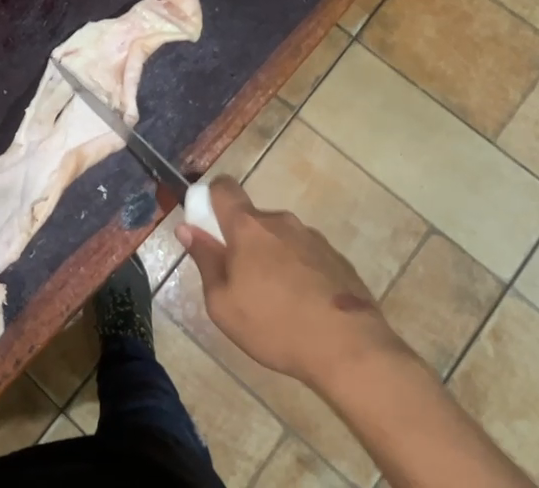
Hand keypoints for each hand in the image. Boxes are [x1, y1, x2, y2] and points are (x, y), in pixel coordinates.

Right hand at [179, 176, 404, 392]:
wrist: (351, 350)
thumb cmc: (274, 326)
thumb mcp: (223, 303)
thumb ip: (205, 260)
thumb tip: (187, 229)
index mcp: (248, 227)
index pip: (223, 187)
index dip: (210, 199)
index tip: (207, 227)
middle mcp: (281, 223)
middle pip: (252, 219)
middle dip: (243, 241)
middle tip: (241, 280)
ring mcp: (315, 240)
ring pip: (281, 239)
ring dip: (273, 258)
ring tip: (277, 301)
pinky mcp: (339, 260)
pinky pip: (307, 257)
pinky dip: (300, 273)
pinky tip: (305, 307)